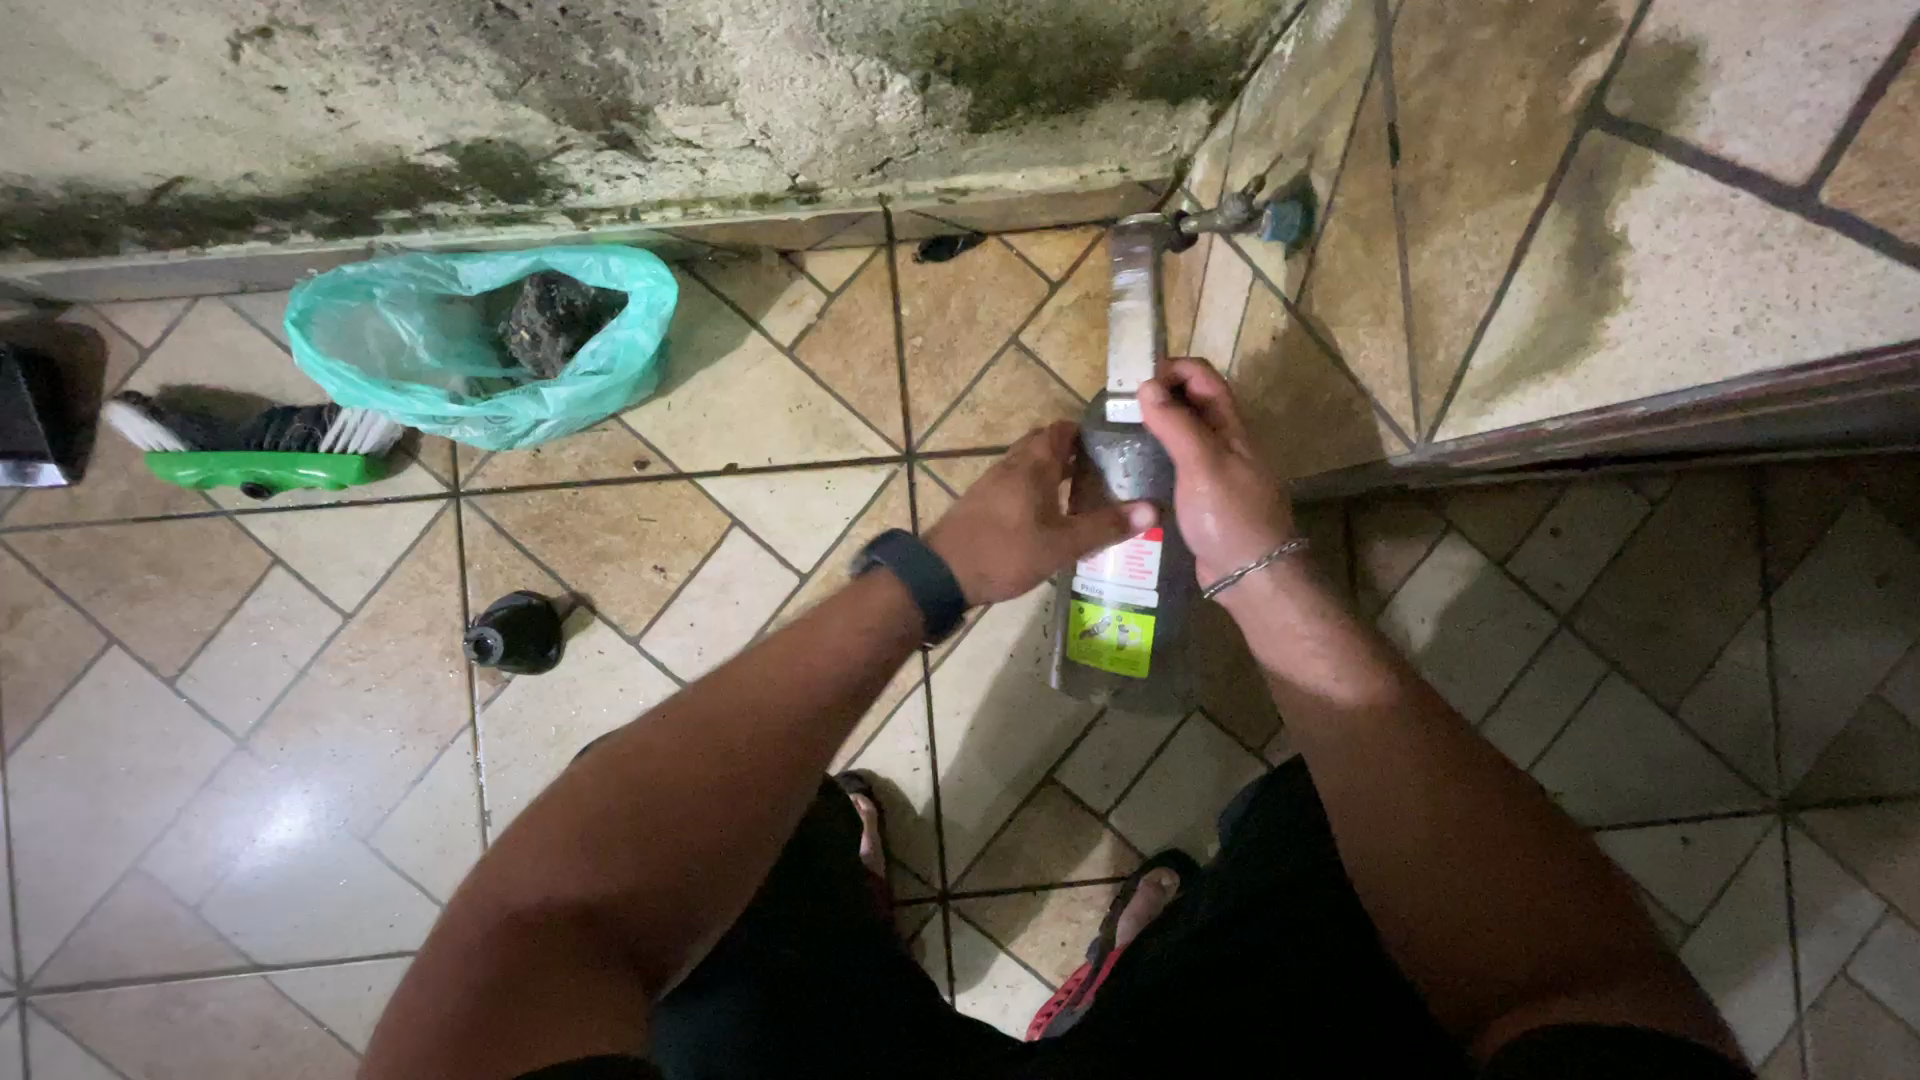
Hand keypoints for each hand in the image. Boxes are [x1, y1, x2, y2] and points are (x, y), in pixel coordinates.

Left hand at [926, 422, 1157, 604]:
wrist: (942, 574)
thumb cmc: (1005, 552)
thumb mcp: (1061, 544)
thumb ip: (1104, 526)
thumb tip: (1153, 509)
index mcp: (1032, 464)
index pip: (1062, 430)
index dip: (1087, 433)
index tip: (1115, 446)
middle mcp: (1011, 465)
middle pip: (1045, 447)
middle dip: (1074, 455)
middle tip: (1106, 474)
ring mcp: (992, 484)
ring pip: (1029, 468)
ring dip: (1054, 475)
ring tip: (1086, 497)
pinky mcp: (981, 504)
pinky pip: (1016, 487)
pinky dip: (1037, 493)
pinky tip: (1051, 519)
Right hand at [1137, 358, 1293, 585]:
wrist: (1251, 574)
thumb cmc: (1229, 516)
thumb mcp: (1202, 465)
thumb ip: (1176, 424)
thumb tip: (1146, 385)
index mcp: (1230, 427)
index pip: (1203, 377)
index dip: (1172, 368)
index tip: (1134, 380)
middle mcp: (1223, 443)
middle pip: (1191, 403)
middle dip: (1157, 396)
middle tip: (1117, 408)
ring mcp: (1212, 471)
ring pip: (1181, 436)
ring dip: (1152, 428)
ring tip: (1114, 437)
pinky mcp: (1200, 497)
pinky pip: (1174, 467)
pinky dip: (1153, 459)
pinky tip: (1129, 472)